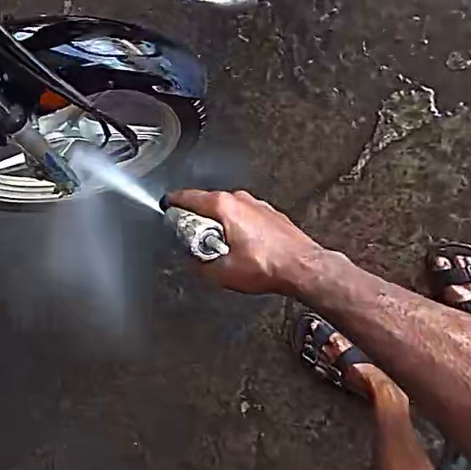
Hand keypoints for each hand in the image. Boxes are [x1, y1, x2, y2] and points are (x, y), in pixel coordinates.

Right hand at [163, 189, 336, 297]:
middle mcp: (241, 199)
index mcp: (224, 206)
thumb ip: (199, 264)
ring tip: (218, 246)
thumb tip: (192, 262)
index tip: (166, 207)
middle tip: (190, 236)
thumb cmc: (269, 266)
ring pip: (227, 209)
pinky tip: (240, 246)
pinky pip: (244, 216)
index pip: (189, 197)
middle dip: (196, 218)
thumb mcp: (221, 272)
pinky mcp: (270, 214)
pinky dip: (236, 226)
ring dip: (218, 223)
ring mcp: (257, 205)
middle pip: (207, 202)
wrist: (304, 268)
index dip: (173, 203)